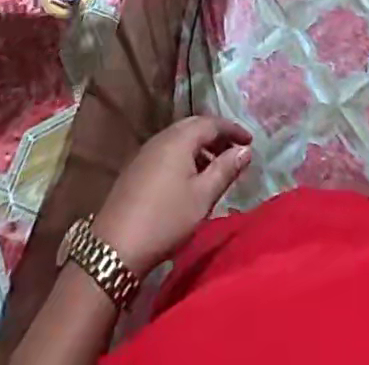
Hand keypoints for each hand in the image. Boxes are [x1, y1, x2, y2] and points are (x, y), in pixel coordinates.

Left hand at [92, 117, 251, 274]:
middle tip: (236, 151)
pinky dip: (186, 156)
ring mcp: (146, 152)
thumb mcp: (203, 196)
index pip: (210, 123)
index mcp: (178, 139)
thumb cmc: (167, 218)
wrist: (117, 244)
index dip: (232, 129)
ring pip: (179, 139)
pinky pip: (168, 151)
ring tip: (218, 168)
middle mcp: (161, 138)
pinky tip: (192, 179)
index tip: (251, 141)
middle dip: (217, 136)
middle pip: (193, 126)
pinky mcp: (137, 167)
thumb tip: (245, 149)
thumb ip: (225, 169)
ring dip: (201, 147)